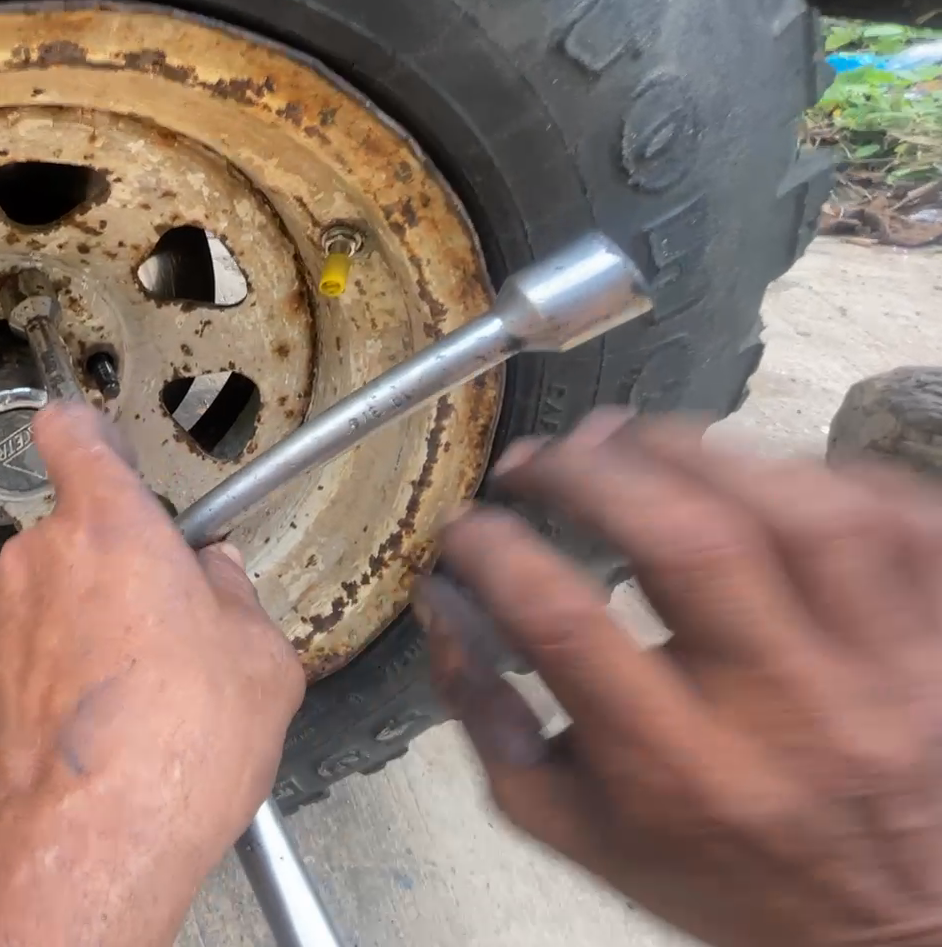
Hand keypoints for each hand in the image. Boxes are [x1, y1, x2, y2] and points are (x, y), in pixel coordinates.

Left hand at [0, 403, 305, 945]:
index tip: (109, 452)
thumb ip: (234, 594)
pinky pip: (28, 634)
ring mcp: (2, 609)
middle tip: (162, 614)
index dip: (89, 433)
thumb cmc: (173, 743)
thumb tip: (215, 572)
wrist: (81, 837)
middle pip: (76, 524)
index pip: (71, 432)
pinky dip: (56, 653)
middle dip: (116, 556)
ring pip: (52, 583)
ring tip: (134, 680)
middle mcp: (41, 554)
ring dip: (86, 610)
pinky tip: (97, 709)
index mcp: (108, 525)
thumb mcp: (257, 660)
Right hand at [421, 412, 941, 946]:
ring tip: (624, 439)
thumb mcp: (555, 814)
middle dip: (584, 474)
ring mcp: (897, 675)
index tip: (461, 526)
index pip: (560, 619)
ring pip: (806, 514)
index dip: (490, 547)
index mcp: (674, 764)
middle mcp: (790, 712)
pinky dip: (815, 473)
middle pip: (688, 542)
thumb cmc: (709, 871)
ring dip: (691, 452)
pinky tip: (742, 473)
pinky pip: (910, 523)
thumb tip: (440, 599)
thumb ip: (478, 709)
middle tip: (533, 460)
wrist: (908, 939)